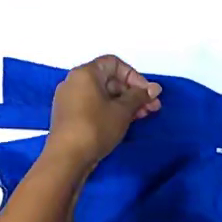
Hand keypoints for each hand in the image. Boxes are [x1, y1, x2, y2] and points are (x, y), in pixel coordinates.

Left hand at [43, 55, 161, 171]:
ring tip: (143, 116)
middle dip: (133, 92)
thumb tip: (154, 88)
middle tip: (152, 107)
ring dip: (124, 103)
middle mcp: (74, 82)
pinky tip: (125, 122)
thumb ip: (139, 96)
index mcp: (85, 73)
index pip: (114, 63)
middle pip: (109, 79)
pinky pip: (93, 106)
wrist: (67, 158)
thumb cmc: (96, 127)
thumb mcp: (122, 111)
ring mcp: (70, 99)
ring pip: (102, 95)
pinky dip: (110, 111)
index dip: (134, 76)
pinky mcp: (69, 116)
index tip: (147, 93)